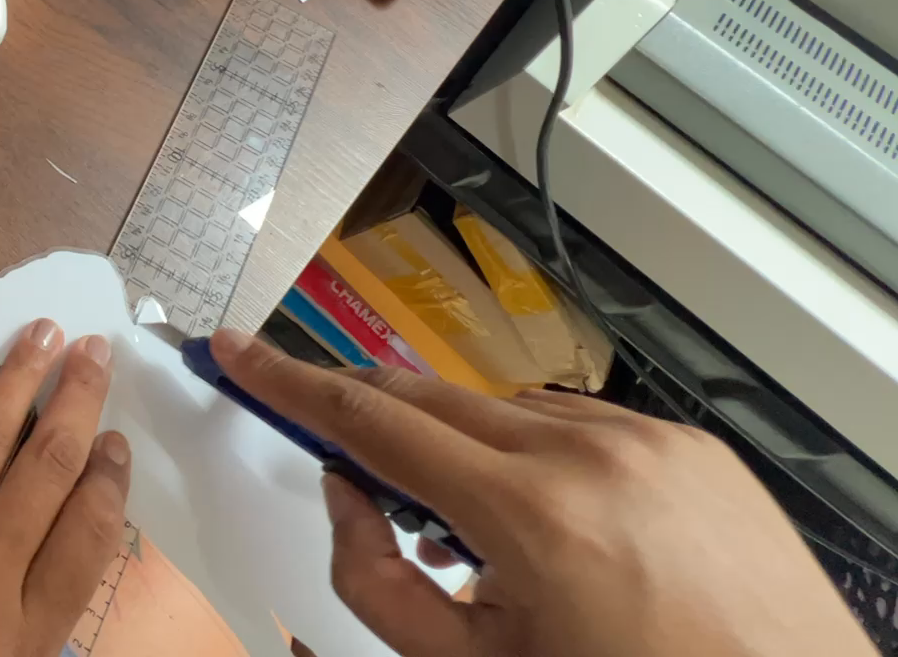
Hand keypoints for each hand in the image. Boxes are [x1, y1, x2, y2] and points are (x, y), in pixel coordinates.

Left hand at [0, 320, 130, 656]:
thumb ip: (39, 616)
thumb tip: (74, 540)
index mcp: (23, 630)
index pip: (86, 537)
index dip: (108, 480)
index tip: (117, 437)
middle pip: (43, 472)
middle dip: (75, 404)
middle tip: (94, 351)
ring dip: (17, 382)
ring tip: (43, 335)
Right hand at [209, 331, 877, 656]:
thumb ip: (371, 575)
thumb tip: (347, 485)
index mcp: (534, 518)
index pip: (368, 422)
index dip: (286, 382)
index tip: (232, 347)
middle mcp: (589, 451)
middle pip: (418, 395)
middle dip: (362, 411)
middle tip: (338, 451)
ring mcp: (649, 439)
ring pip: (487, 406)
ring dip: (454, 444)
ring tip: (486, 526)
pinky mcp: (690, 444)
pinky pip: (561, 418)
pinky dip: (525, 450)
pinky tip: (560, 517)